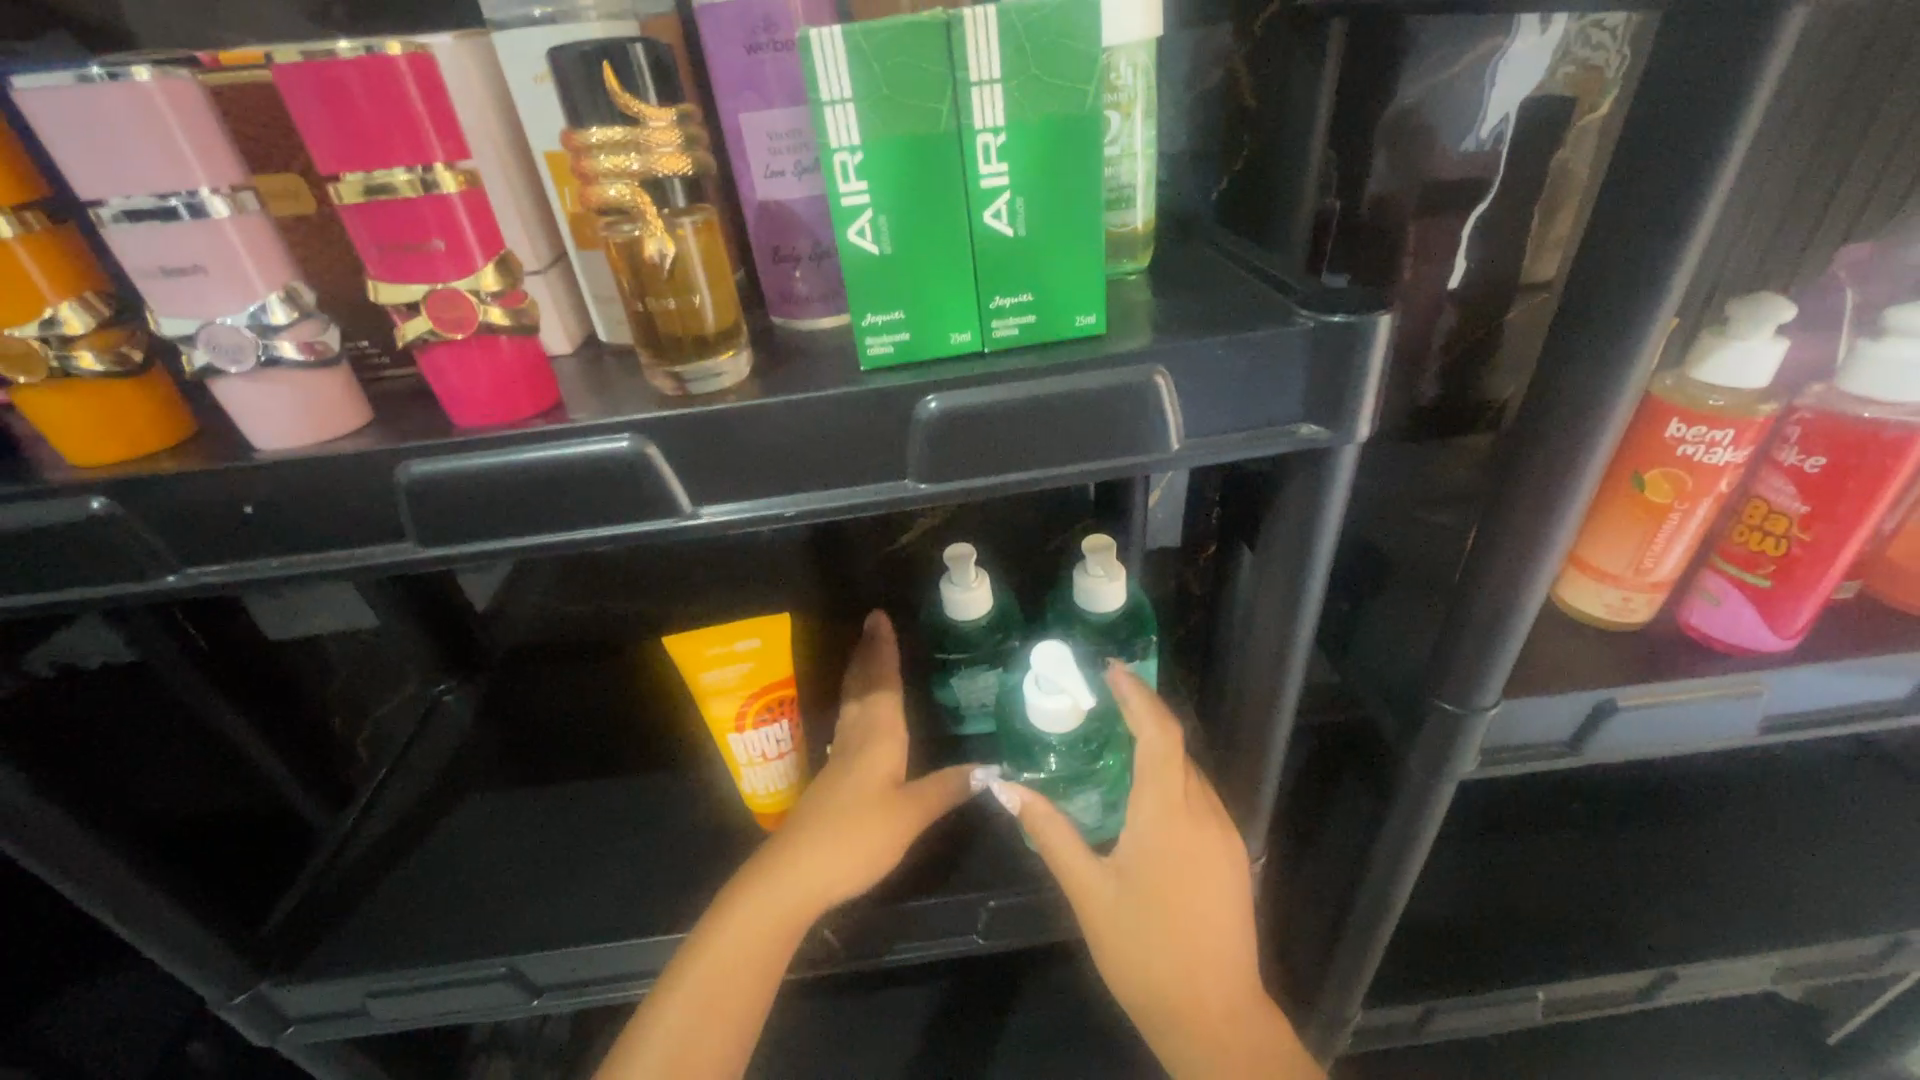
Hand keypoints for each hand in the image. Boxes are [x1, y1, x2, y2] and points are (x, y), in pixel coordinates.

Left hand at [748, 610, 978, 916]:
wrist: (795, 874)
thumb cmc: (857, 838)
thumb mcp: (911, 816)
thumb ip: (947, 789)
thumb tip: (991, 768)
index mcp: (878, 738)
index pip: (883, 684)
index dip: (884, 652)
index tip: (880, 618)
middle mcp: (856, 739)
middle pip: (863, 688)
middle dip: (869, 655)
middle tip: (872, 624)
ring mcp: (840, 760)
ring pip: (852, 705)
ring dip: (859, 677)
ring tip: (865, 655)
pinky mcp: (832, 781)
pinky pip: (848, 725)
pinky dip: (855, 706)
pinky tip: (856, 717)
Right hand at [984, 664, 1319, 1078]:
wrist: (1214, 1016)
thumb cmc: (1143, 951)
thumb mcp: (1087, 891)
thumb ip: (1050, 832)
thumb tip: (1006, 788)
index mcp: (1169, 812)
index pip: (1158, 732)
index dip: (1137, 694)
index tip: (1110, 668)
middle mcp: (1205, 812)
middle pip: (1176, 748)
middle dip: (1142, 717)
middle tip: (1099, 704)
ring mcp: (1227, 835)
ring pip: (1191, 775)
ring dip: (1157, 751)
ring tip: (1114, 744)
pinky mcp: (1235, 858)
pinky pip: (1201, 801)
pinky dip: (1171, 782)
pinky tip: (1143, 801)